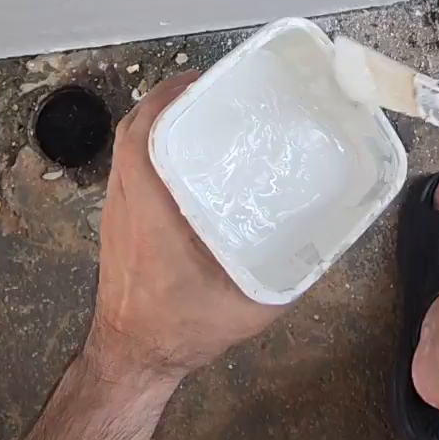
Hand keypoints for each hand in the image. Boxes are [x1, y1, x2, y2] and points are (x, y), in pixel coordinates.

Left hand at [86, 71, 285, 381]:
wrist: (131, 358)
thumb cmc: (184, 330)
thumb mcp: (247, 308)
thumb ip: (289, 276)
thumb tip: (325, 240)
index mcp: (152, 213)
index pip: (143, 138)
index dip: (165, 101)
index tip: (198, 81)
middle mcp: (127, 201)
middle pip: (131, 129)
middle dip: (164, 98)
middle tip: (205, 86)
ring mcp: (114, 209)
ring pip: (124, 145)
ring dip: (154, 118)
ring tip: (195, 108)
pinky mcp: (113, 220)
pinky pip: (125, 164)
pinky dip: (147, 142)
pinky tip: (180, 150)